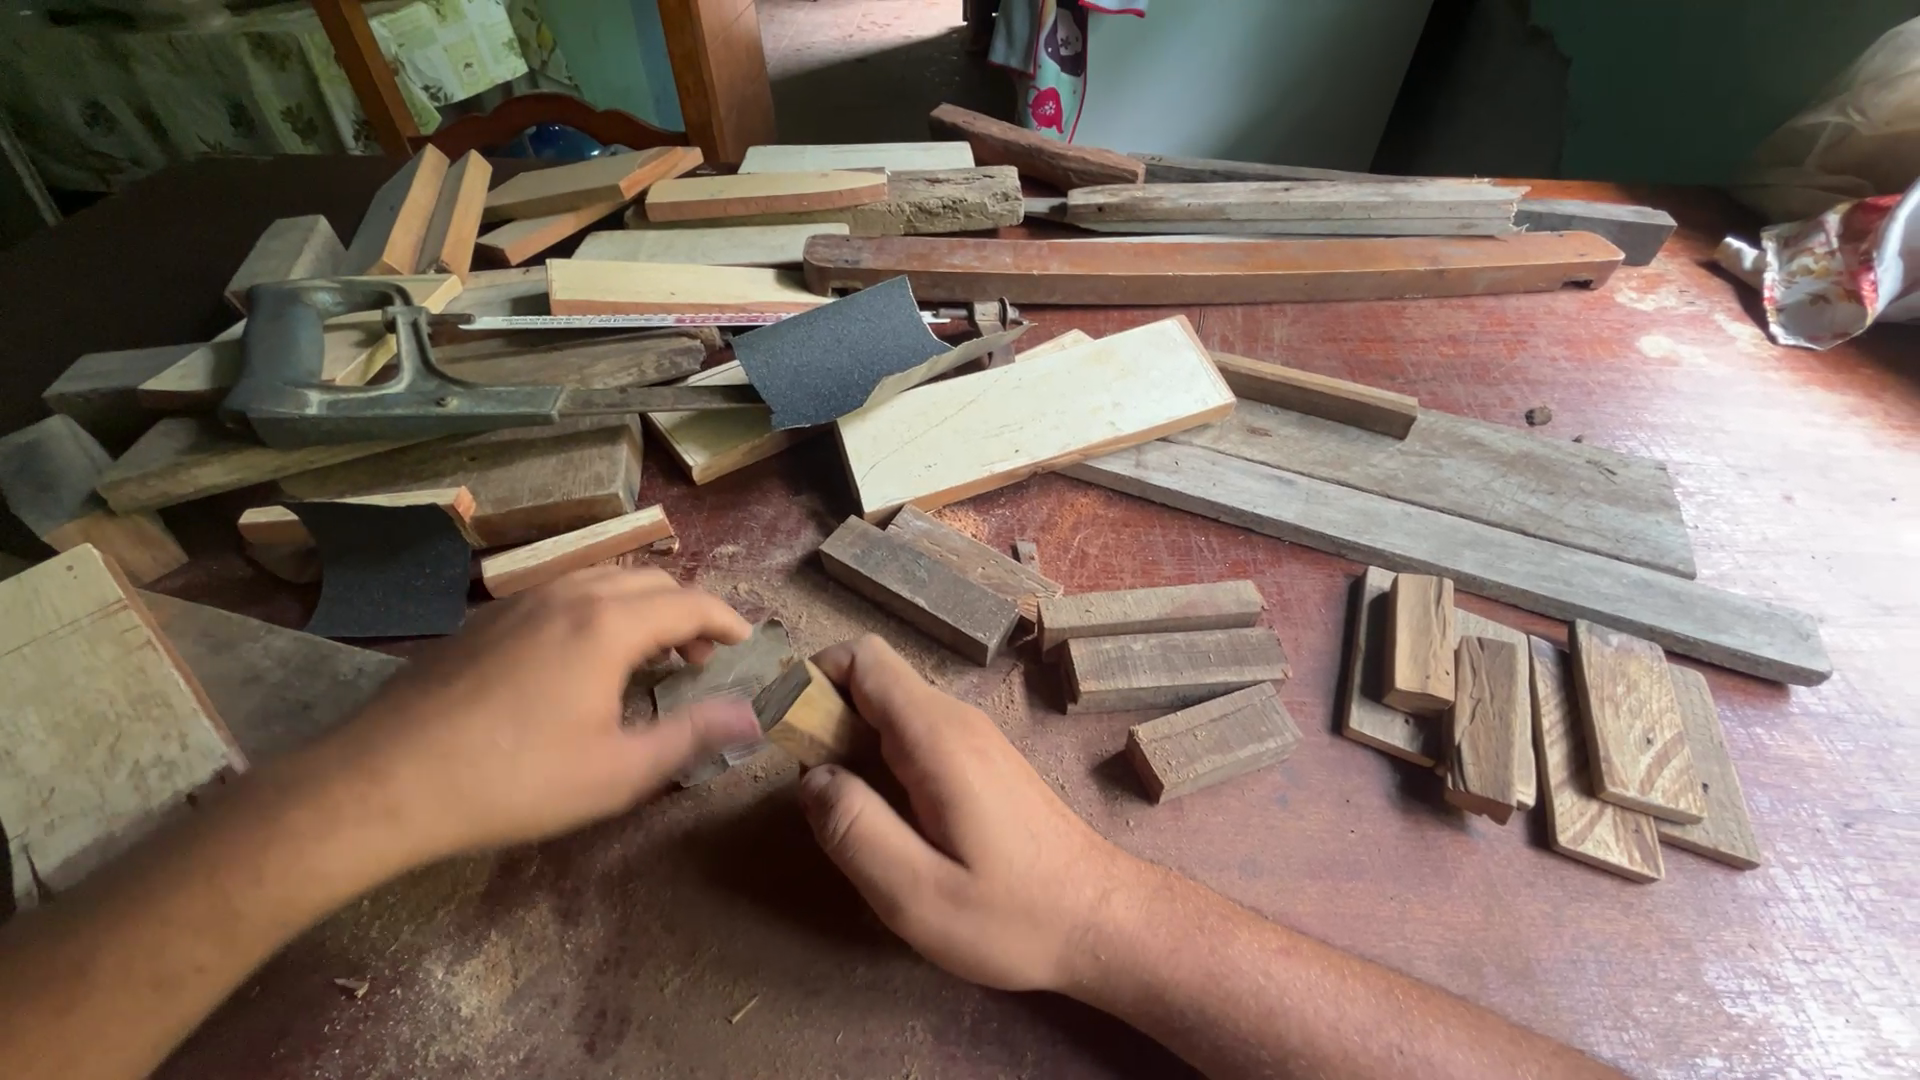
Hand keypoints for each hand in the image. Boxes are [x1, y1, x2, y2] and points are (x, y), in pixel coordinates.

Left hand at [310, 567, 760, 865]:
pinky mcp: (487, 619)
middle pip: (652, 581)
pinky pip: (564, 592)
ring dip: (643, 607)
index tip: (745, 644)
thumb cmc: (514, 781)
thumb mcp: (618, 772)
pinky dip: (599, 609)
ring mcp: (522, 601)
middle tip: (697, 660)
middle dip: (687, 613)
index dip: (727, 621)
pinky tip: (582, 658)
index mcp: (609, 624)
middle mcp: (570, 594)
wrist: (379, 784)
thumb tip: (751, 714)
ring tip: (646, 655)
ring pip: (605, 580)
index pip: (692, 603)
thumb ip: (693, 735)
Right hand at [796, 635, 1139, 992]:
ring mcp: (973, 736)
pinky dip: (884, 760)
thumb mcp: (917, 894)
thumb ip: (854, 830)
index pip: (864, 658)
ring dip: (855, 746)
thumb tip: (811, 778)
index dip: (815, 679)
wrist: (1100, 917)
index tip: (790, 734)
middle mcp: (955, 719)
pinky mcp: (981, 758)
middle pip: (873, 681)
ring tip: (856, 817)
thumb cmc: (1013, 914)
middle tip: (822, 795)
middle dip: (828, 721)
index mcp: (936, 736)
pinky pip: (916, 735)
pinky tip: (895, 821)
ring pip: (892, 710)